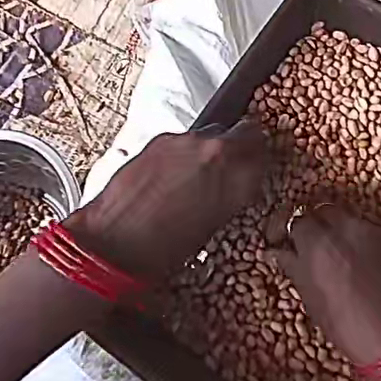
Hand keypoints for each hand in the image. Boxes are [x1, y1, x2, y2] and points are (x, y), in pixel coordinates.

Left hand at [68, 120, 266, 281]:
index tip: (256, 165)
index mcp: (238, 178)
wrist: (115, 240)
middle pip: (245, 131)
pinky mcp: (160, 138)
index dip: (260, 159)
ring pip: (211, 133)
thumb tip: (233, 184)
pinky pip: (183, 140)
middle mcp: (217, 151)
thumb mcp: (213, 226)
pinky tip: (171, 175)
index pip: (265, 153)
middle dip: (242, 144)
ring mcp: (187, 141)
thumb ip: (230, 195)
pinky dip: (182, 153)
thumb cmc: (163, 248)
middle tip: (233, 163)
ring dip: (209, 149)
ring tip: (195, 175)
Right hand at [273, 205, 380, 366]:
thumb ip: (292, 264)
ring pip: (348, 219)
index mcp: (318, 243)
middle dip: (314, 223)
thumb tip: (276, 250)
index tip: (284, 241)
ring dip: (338, 230)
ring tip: (336, 255)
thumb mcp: (310, 296)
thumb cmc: (345, 325)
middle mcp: (345, 228)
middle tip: (309, 244)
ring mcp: (373, 231)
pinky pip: (370, 230)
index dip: (288, 230)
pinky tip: (360, 263)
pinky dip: (360, 240)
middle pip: (322, 209)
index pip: (296, 219)